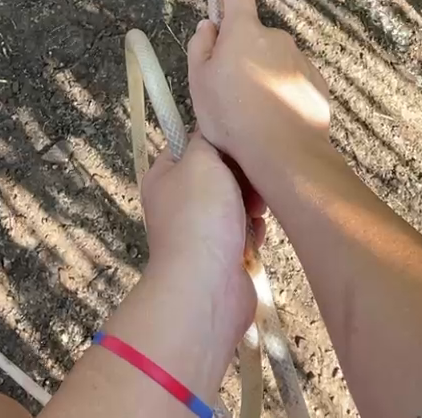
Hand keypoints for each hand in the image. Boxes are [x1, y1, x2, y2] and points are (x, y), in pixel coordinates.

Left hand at [140, 134, 262, 340]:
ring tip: (256, 210)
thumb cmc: (200, 216)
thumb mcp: (201, 160)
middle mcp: (178, 201)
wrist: (206, 288)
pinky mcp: (221, 254)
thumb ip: (206, 139)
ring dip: (250, 203)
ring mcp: (199, 230)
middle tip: (252, 182)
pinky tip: (255, 235)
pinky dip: (252, 230)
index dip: (215, 142)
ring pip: (234, 201)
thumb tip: (210, 134)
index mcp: (165, 176)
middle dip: (240, 175)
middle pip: (217, 172)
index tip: (237, 145)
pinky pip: (243, 230)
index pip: (190, 144)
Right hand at [186, 0, 333, 180]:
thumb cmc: (233, 115)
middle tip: (223, 85)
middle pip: (251, 33)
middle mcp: (277, 37)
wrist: (285, 153)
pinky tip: (270, 118)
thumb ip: (201, 46)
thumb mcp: (199, 81)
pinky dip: (277, 90)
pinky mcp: (316, 84)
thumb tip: (210, 26)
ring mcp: (300, 60)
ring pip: (271, 59)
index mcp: (245, 30)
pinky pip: (289, 79)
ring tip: (247, 110)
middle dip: (237, 50)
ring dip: (258, 73)